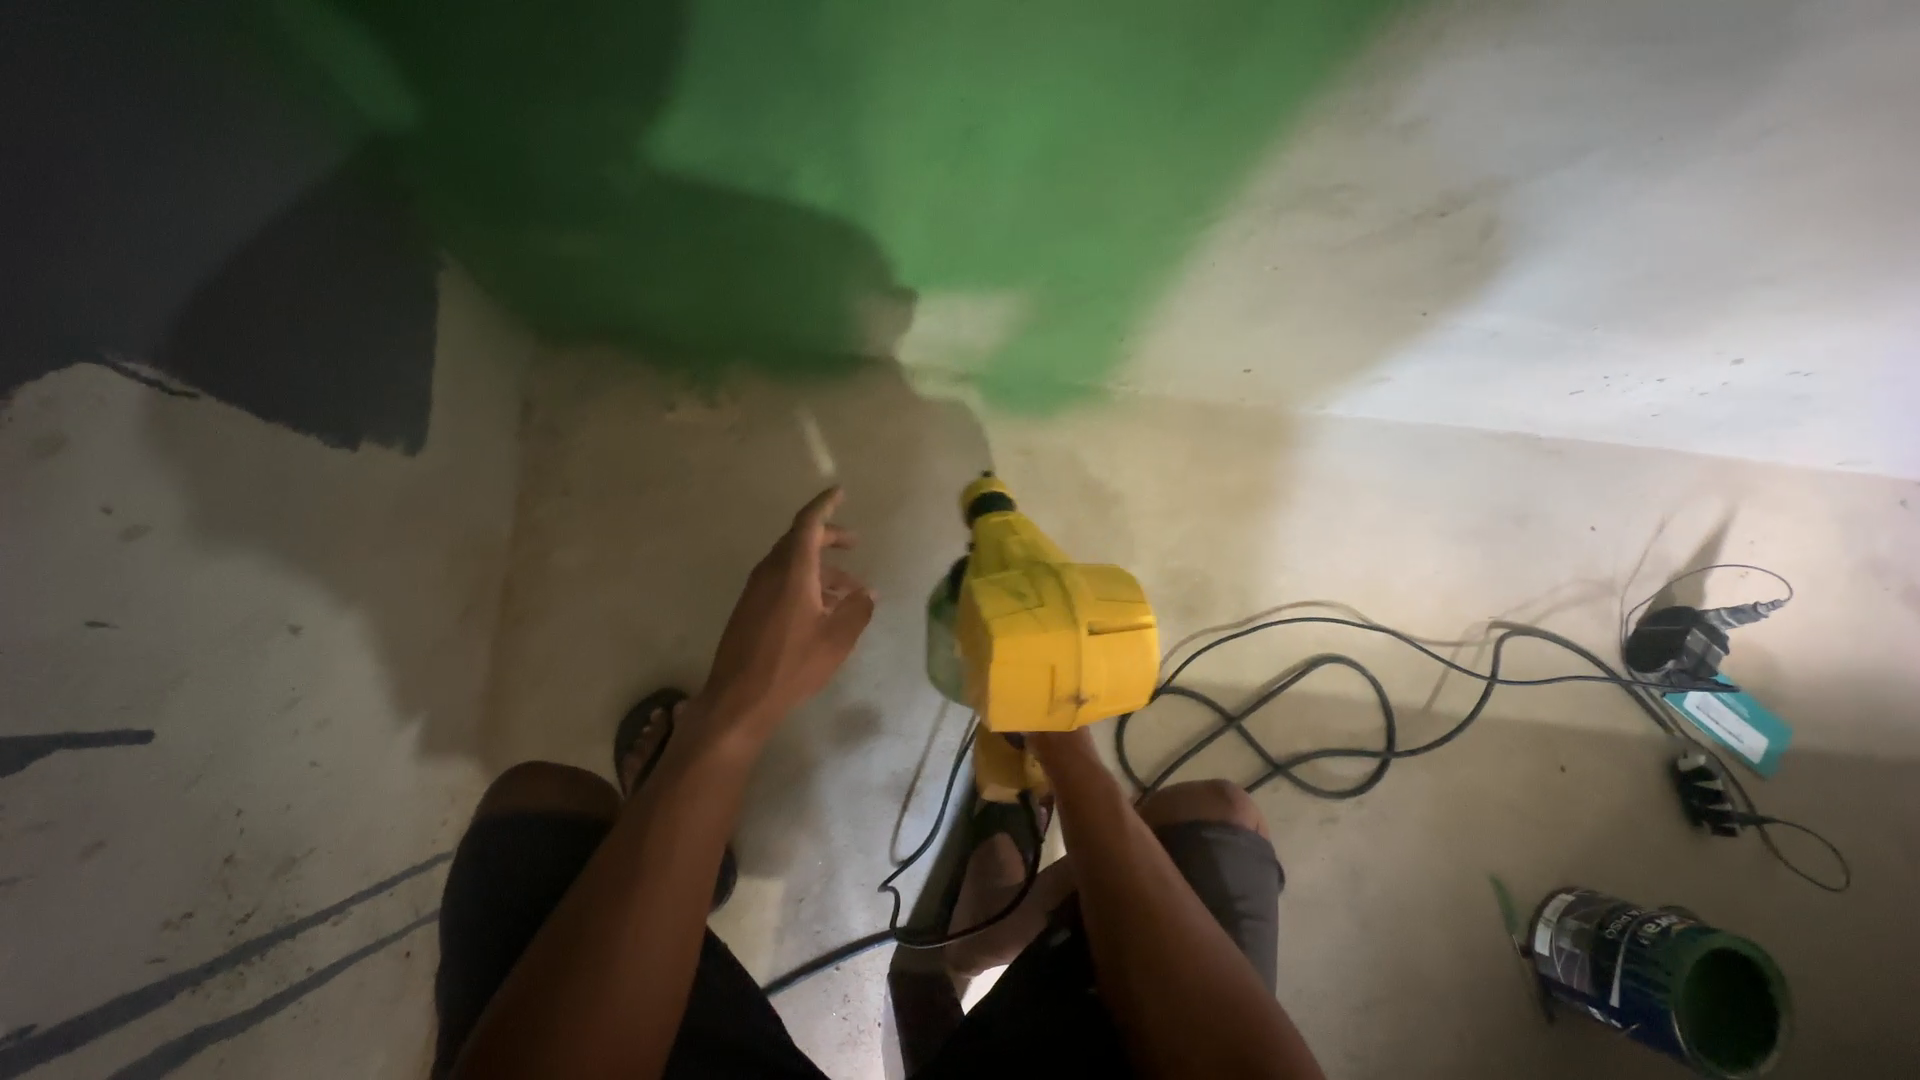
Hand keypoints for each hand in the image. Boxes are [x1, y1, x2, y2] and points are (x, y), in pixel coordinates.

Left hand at [695, 487, 875, 742]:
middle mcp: (770, 572)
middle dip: (829, 538)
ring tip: (849, 592)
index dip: (825, 505)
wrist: (739, 698)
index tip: (840, 492)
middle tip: (855, 544)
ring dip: (821, 569)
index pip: (808, 523)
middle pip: (799, 541)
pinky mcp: (749, 609)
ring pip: (792, 564)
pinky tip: (823, 609)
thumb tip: (867, 593)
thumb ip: (857, 610)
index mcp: (792, 570)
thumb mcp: (837, 639)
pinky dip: (805, 584)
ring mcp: (756, 591)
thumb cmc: (792, 665)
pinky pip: (781, 582)